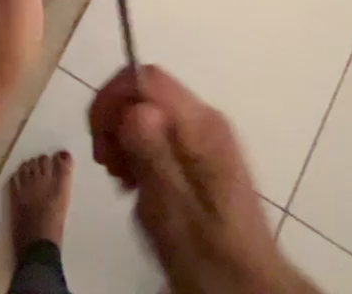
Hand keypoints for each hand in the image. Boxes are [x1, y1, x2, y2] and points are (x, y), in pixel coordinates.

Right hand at [89, 66, 294, 293]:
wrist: (252, 289)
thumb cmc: (212, 260)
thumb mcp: (174, 214)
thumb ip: (153, 157)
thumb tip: (134, 107)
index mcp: (201, 128)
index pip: (146, 78)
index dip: (112, 98)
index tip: (99, 142)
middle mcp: (205, 120)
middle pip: (143, 92)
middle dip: (115, 122)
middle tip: (110, 169)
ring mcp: (205, 134)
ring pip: (147, 112)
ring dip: (124, 140)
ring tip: (126, 184)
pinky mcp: (201, 151)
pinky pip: (157, 132)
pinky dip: (139, 151)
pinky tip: (140, 186)